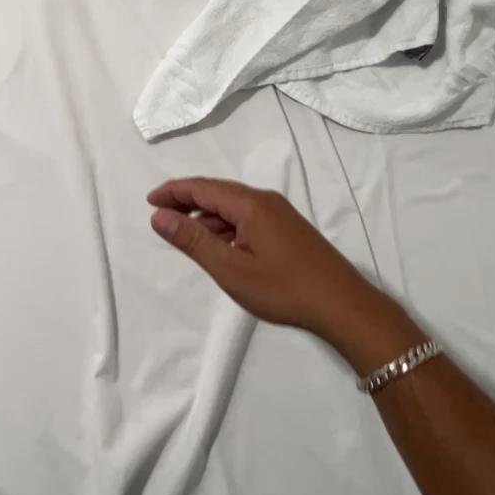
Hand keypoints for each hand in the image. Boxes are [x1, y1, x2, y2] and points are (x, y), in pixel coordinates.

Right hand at [147, 178, 423, 370]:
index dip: (173, 192)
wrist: (345, 307)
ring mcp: (279, 213)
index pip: (201, 187)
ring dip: (206, 215)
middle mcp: (264, 200)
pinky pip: (246, 217)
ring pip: (232, 206)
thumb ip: (192, 240)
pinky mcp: (288, 229)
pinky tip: (220, 246)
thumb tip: (159, 216)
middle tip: (161, 216)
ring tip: (185, 234)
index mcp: (249, 203)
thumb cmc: (283, 288)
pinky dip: (225, 225)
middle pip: (216, 191)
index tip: (149, 201)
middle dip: (186, 200)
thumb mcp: (230, 268)